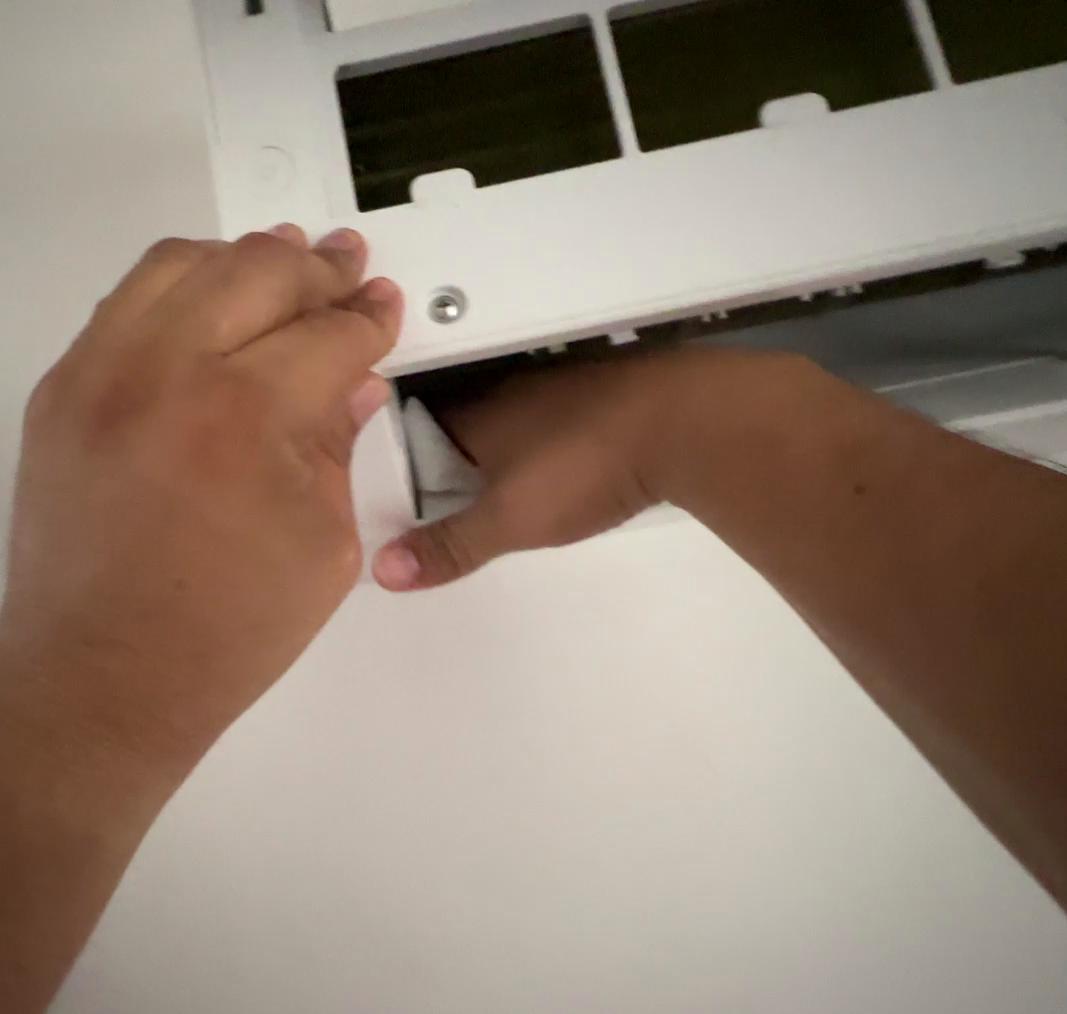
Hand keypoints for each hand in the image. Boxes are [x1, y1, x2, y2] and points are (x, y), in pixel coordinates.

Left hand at [0, 226, 402, 764]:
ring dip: (244, 258)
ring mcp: (99, 375)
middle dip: (318, 267)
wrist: (102, 675)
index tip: (384, 305)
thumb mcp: (324, 545)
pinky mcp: (60, 391)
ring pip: (181, 264)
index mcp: (250, 418)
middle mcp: (168, 374)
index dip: (368, 316)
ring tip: (282, 264)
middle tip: (347, 265)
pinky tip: (209, 305)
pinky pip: (123, 303)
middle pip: (259, 271)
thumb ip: (337, 445)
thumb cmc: (227, 631)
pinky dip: (178, 288)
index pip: (330, 334)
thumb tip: (353, 382)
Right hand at [372, 346, 812, 590]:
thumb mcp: (508, 519)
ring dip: (494, 458)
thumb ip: (449, 546)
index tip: (390, 503)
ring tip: (490, 499)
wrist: (684, 422)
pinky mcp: (600, 397)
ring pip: (507, 426)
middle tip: (438, 511)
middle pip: (459, 430)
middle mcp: (509, 394)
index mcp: (474, 415)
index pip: (414, 435)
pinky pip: (549, 426)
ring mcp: (558, 390)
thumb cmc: (582, 467)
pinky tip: (553, 474)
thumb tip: (382, 570)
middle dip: (445, 467)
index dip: (398, 469)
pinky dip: (539, 451)